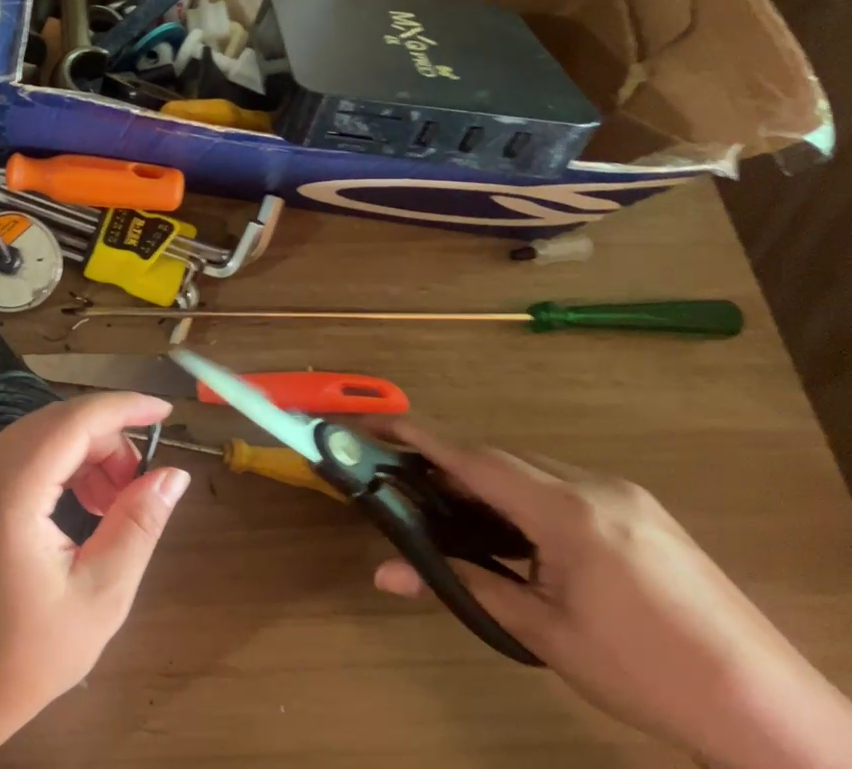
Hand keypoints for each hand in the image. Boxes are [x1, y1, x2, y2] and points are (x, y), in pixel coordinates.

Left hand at [0, 393, 190, 732]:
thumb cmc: (34, 646)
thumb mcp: (103, 591)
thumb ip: (138, 524)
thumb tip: (173, 474)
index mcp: (11, 491)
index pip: (72, 421)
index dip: (122, 407)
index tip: (165, 411)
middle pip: (56, 421)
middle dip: (108, 439)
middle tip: (140, 487)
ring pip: (41, 433)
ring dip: (86, 453)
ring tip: (113, 507)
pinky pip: (24, 452)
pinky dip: (61, 464)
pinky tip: (84, 505)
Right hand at [374, 422, 851, 768]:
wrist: (766, 711)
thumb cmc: (643, 671)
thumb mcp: (542, 629)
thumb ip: (462, 585)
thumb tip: (382, 572)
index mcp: (569, 513)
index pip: (476, 459)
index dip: (417, 437)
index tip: (369, 424)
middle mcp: (600, 489)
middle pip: (502, 458)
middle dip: (444, 462)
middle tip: (395, 478)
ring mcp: (629, 499)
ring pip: (534, 469)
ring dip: (484, 479)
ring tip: (444, 506)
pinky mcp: (647, 516)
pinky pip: (565, 485)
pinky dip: (521, 493)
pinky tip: (508, 527)